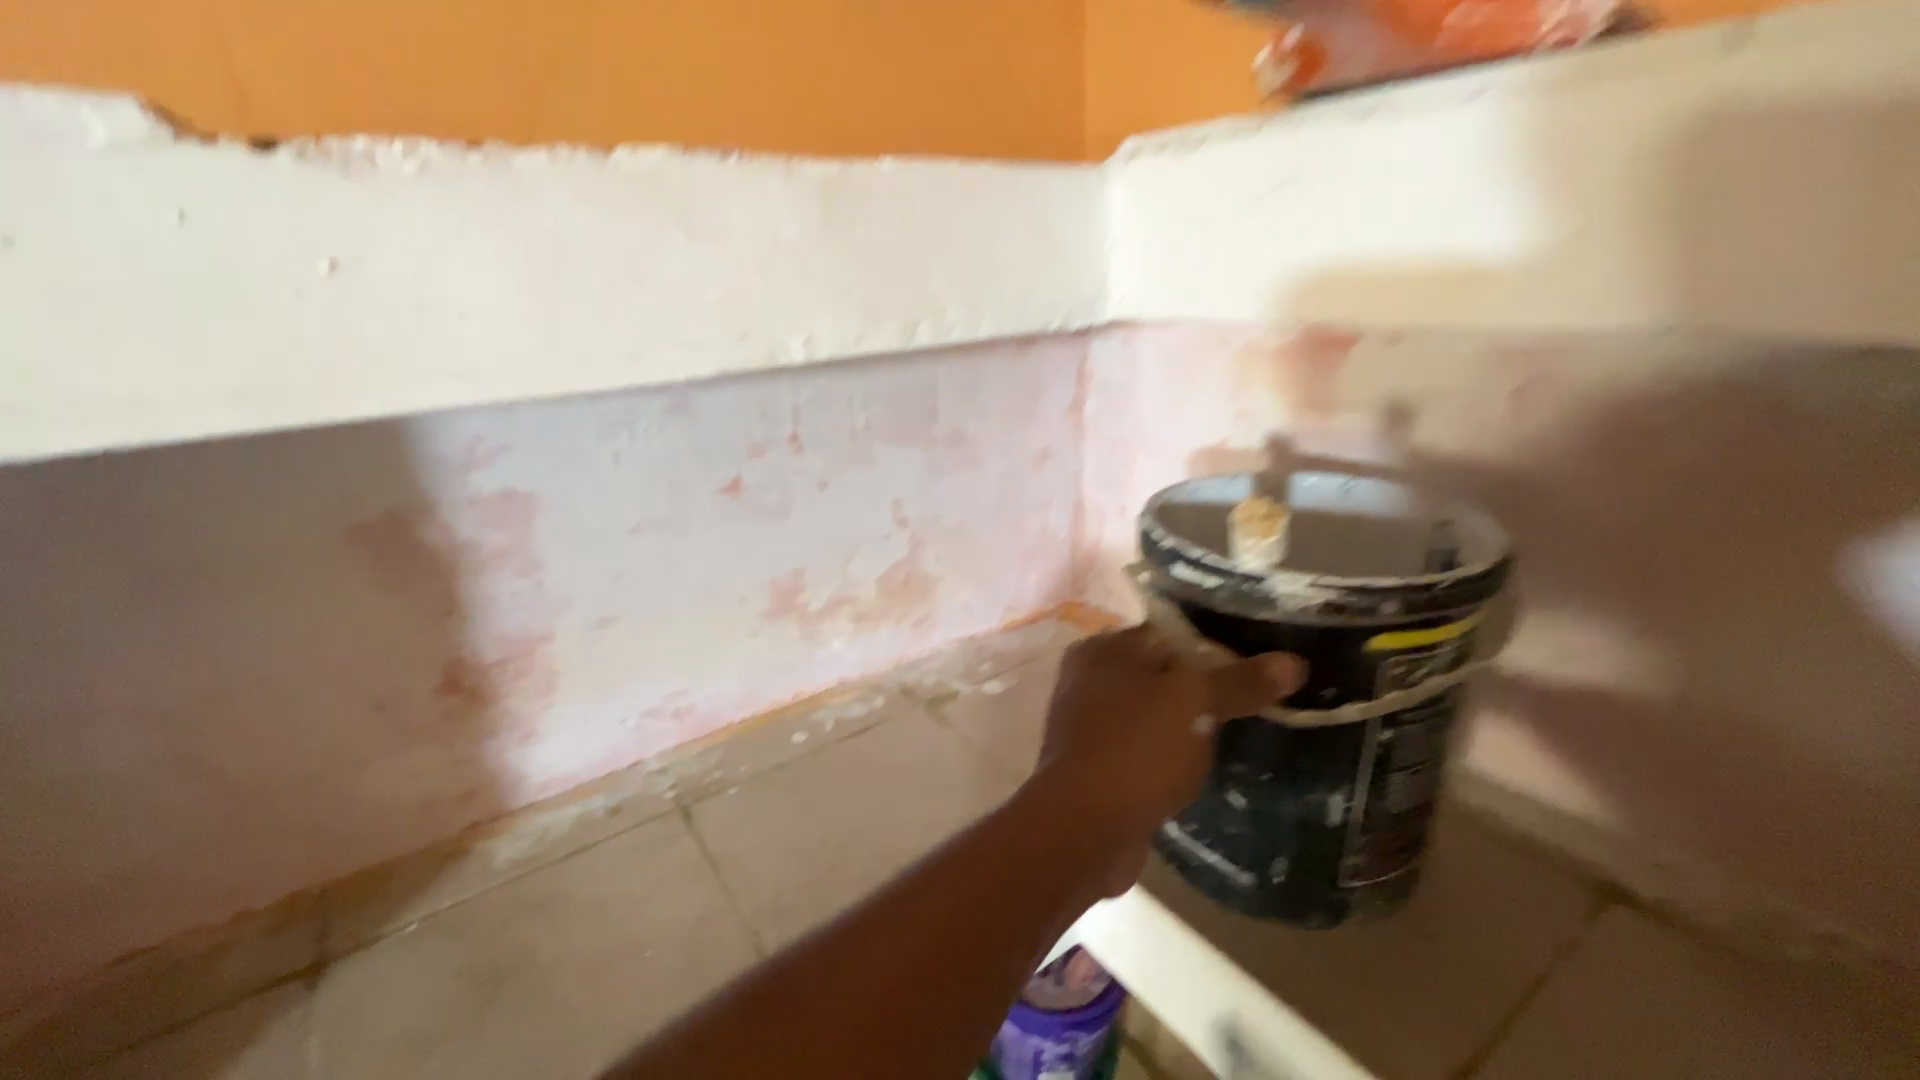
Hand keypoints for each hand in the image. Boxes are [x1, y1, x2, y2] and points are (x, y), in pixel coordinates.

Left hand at [1031, 625, 1305, 896]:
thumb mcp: (1194, 704)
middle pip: (1162, 675)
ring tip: (1238, 735)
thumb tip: (1293, 662)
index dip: (1216, 644)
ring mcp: (1089, 728)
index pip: (1168, 632)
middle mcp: (1087, 681)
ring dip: (1188, 727)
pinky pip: (1146, 753)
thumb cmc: (1135, 749)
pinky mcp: (1098, 769)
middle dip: (1204, 689)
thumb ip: (1239, 681)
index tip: (1261, 663)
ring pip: (1154, 716)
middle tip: (1257, 701)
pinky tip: (1203, 769)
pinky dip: (1171, 759)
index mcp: (1102, 650)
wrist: (1084, 829)